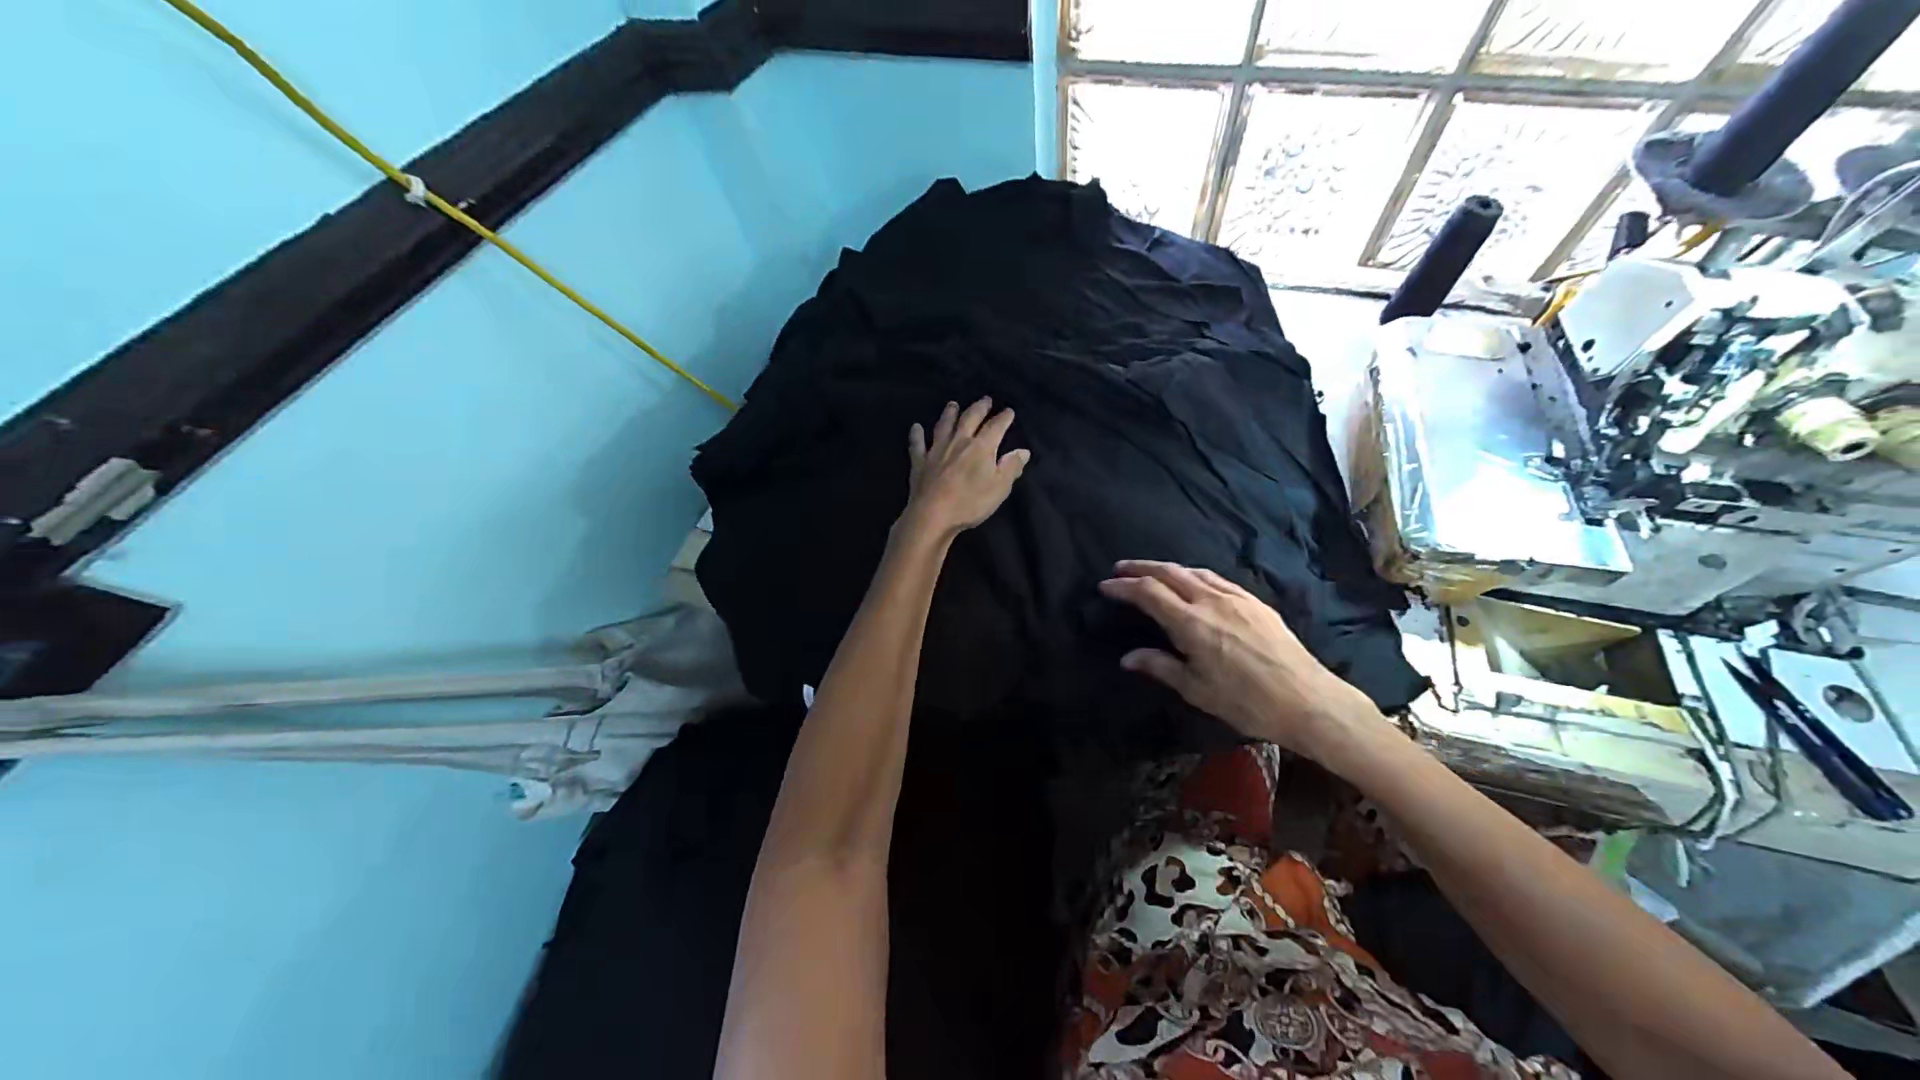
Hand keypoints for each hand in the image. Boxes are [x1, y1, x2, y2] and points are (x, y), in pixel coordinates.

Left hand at [902, 398, 1029, 538]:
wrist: (932, 515)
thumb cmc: (970, 503)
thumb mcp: (999, 488)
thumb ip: (1011, 467)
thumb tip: (1023, 451)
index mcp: (981, 447)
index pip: (996, 426)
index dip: (1003, 417)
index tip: (1008, 411)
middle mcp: (959, 441)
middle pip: (970, 418)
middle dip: (979, 407)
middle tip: (985, 400)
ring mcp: (937, 450)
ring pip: (944, 425)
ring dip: (949, 413)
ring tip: (953, 404)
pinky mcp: (920, 461)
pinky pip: (917, 444)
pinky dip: (917, 434)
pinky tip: (916, 427)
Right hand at [1098, 560, 1386, 762]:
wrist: (1307, 700)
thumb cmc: (1246, 702)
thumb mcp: (1196, 690)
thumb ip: (1160, 667)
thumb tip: (1128, 657)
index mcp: (1191, 624)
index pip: (1148, 593)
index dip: (1124, 586)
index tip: (1105, 586)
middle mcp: (1211, 601)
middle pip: (1169, 572)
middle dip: (1141, 568)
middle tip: (1120, 569)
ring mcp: (1236, 598)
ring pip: (1194, 571)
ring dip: (1167, 568)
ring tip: (1151, 572)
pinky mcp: (1255, 602)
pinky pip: (1217, 578)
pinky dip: (1194, 575)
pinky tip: (1193, 582)